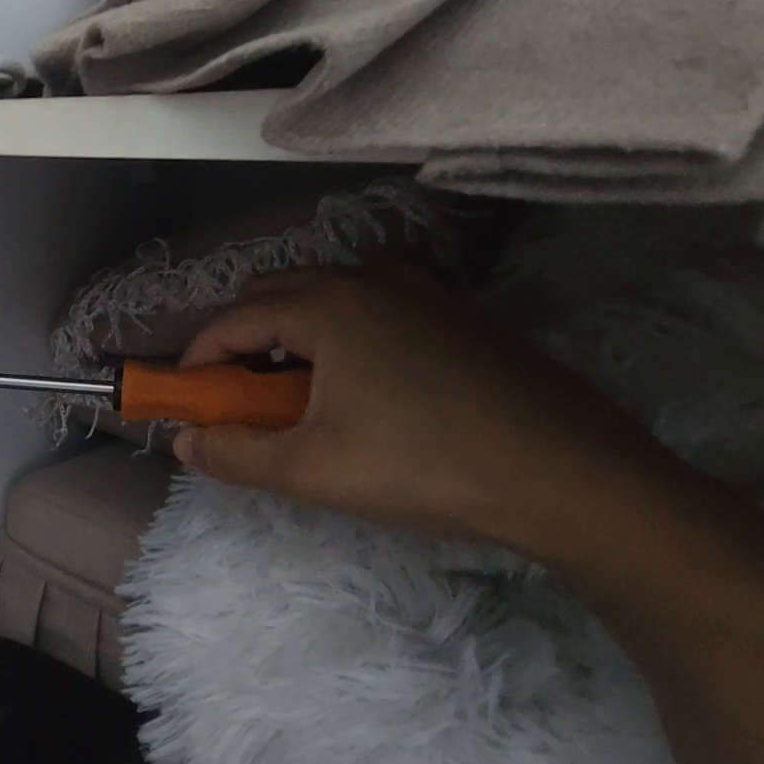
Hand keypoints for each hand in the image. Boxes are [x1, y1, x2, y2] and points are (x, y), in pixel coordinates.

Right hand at [171, 268, 697, 553]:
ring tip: (298, 396)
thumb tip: (184, 444)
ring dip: (289, 336)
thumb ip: (232, 455)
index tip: (189, 404)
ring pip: (324, 297)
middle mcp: (370, 281)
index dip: (197, 362)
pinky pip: (372, 307)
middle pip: (272, 294)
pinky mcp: (461, 313)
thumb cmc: (427, 469)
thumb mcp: (311, 472)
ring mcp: (424, 291)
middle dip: (238, 341)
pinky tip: (363, 390)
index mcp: (326, 307)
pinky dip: (339, 335)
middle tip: (239, 398)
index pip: (230, 321)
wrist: (580, 482)